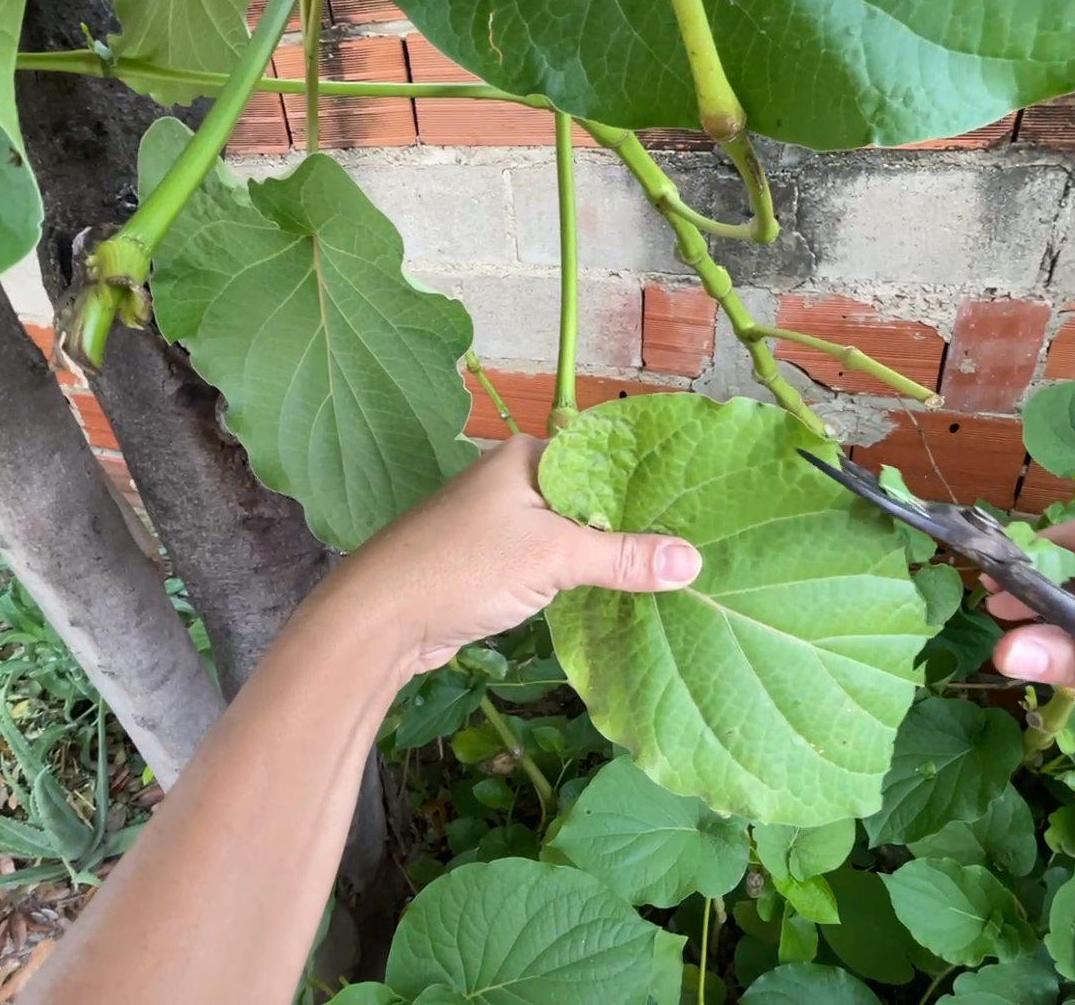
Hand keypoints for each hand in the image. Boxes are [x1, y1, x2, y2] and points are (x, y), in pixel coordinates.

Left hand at [314, 436, 701, 678]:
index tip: (694, 508)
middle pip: (589, 499)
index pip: (604, 458)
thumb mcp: (553, 555)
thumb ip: (623, 556)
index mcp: (528, 456)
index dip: (647, 484)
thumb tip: (694, 561)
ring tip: (664, 572)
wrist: (381, 618)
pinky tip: (614, 592)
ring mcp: (501, 523)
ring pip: (568, 534)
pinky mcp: (492, 562)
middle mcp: (514, 481)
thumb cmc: (465, 566)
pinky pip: (549, 562)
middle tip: (689, 547)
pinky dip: (577, 576)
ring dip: (604, 555)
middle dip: (631, 526)